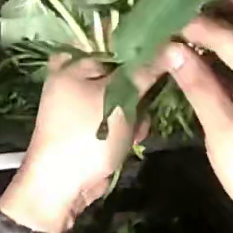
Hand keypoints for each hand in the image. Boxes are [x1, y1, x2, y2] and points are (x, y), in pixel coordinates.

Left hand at [0, 56, 158, 232]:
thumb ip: (144, 72)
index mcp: (72, 63)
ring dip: (134, 113)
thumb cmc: (86, 134)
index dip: (140, 53)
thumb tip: (171, 46)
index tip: (165, 59)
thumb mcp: (118, 99)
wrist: (61, 187)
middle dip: (137, 91)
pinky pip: (117, 117)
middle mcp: (74, 78)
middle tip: (144, 102)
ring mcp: (80, 104)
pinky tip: (130, 140)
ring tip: (134, 129)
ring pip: (123, 97)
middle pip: (121, 72)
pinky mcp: (89, 126)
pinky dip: (126, 127)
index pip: (115, 45)